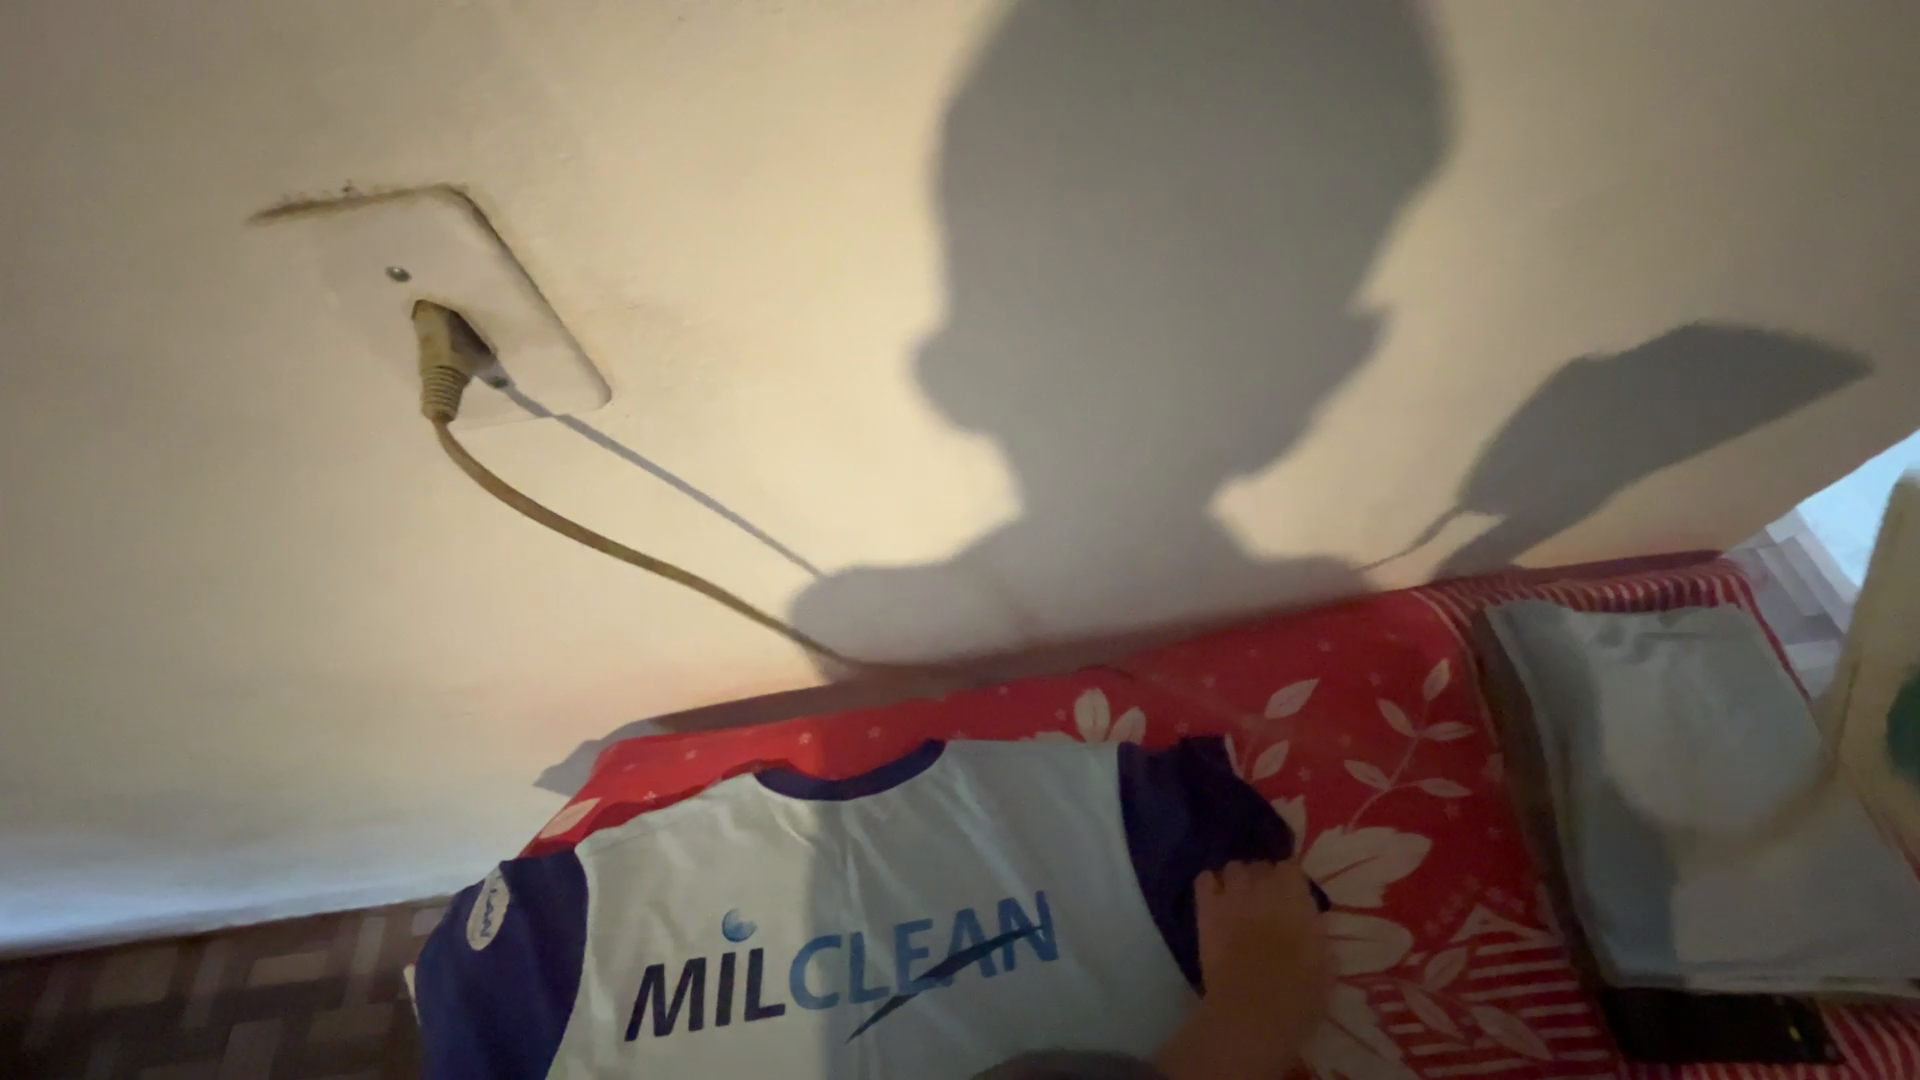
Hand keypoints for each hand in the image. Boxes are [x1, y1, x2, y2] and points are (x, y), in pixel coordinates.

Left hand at [1153, 860, 1329, 1078]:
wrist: (1253, 1008)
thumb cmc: (1299, 993)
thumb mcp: (1326, 965)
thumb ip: (1318, 935)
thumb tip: (1313, 923)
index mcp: (1294, 896)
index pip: (1291, 867)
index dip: (1290, 881)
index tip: (1293, 896)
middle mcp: (1261, 885)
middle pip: (1260, 866)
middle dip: (1264, 880)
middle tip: (1267, 902)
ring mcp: (1231, 893)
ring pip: (1233, 868)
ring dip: (1239, 881)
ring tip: (1240, 899)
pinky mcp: (1206, 907)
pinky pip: (1204, 879)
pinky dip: (1210, 885)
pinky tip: (1216, 900)